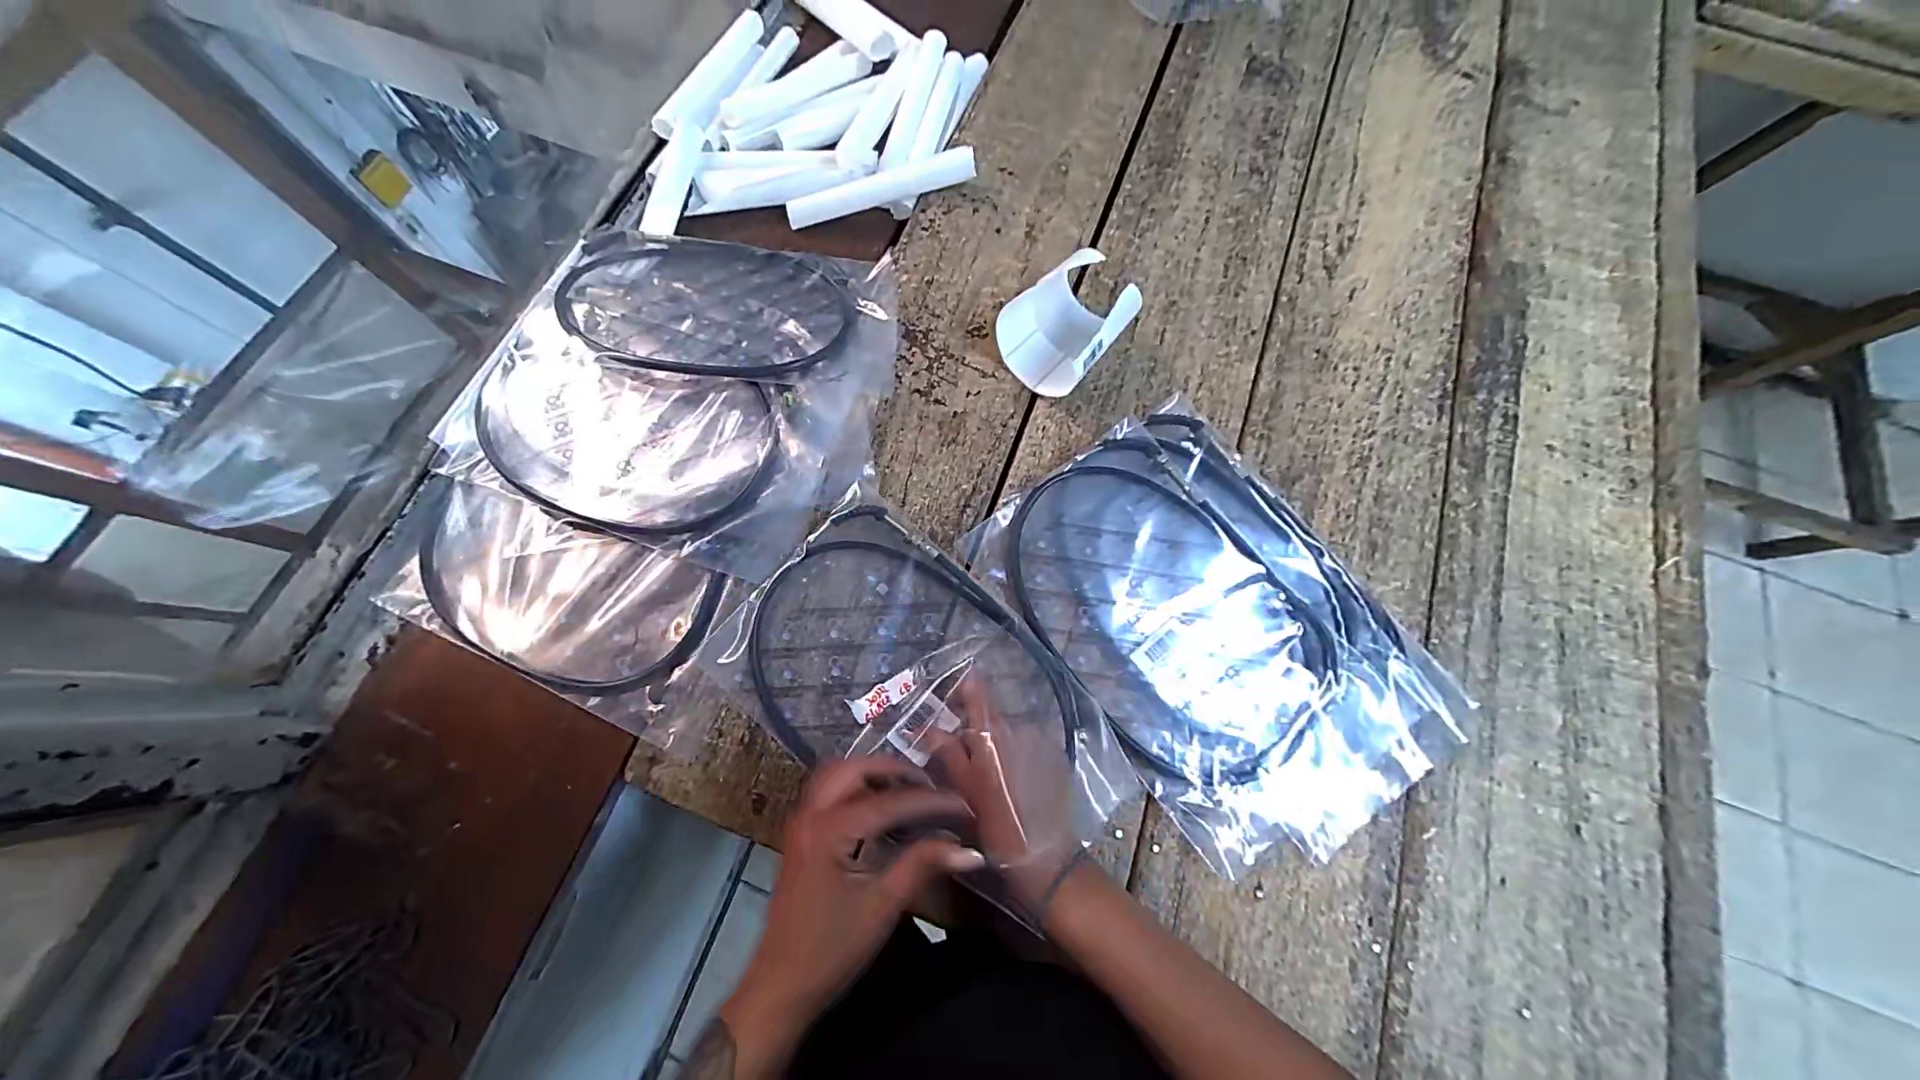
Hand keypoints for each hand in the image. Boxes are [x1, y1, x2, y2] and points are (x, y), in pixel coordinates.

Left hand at [718, 757, 982, 1078]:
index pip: (890, 801)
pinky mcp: (800, 835)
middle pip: (855, 768)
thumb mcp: (883, 906)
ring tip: (906, 789)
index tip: (963, 805)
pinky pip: (828, 791)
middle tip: (929, 785)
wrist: (780, 985)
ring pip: (837, 774)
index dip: (930, 801)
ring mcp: (800, 822)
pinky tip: (879, 806)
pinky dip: (855, 786)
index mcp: (830, 829)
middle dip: (895, 770)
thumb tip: (968, 851)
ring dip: (871, 773)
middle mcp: (811, 814)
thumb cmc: (832, 949)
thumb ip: (922, 866)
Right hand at [928, 674, 1079, 912]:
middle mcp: (1021, 730)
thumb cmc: (1000, 828)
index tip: (945, 692)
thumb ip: (948, 754)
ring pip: (1005, 736)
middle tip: (949, 752)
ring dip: (990, 747)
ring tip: (977, 775)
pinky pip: (1024, 750)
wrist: (1049, 862)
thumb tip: (928, 727)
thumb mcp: (964, 793)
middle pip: (989, 718)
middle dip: (969, 729)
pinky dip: (1010, 758)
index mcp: (995, 734)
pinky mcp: (1054, 761)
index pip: (978, 693)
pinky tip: (1003, 784)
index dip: (961, 687)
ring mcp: (1041, 744)